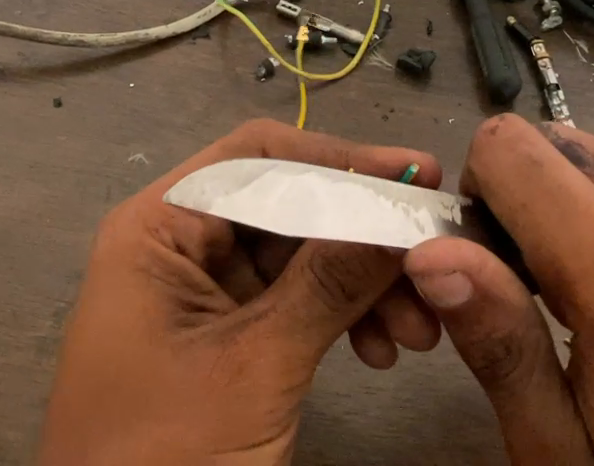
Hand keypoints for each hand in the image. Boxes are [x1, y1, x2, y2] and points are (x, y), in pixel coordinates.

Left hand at [37, 120, 443, 464]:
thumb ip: (329, 284)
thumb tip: (402, 214)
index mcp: (161, 225)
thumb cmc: (165, 453)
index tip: (415, 175)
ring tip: (419, 329)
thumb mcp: (255, 366)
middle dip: (360, 234)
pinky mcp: (223, 333)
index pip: (257, 158)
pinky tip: (381, 350)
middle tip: (432, 257)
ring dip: (361, 283)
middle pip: (284, 204)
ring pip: (297, 256)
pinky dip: (339, 316)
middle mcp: (179, 242)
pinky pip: (292, 301)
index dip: (339, 158)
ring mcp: (201, 290)